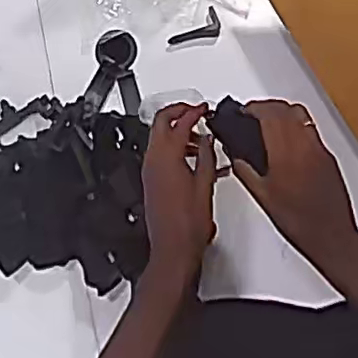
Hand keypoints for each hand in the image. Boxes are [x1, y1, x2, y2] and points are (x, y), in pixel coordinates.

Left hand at [140, 102, 216, 286]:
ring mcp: (149, 170)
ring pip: (160, 138)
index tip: (203, 108)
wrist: (173, 249)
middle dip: (179, 113)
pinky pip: (160, 154)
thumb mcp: (205, 185)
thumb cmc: (188, 225)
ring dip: (179, 132)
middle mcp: (153, 160)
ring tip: (201, 139)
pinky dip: (176, 148)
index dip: (193, 111)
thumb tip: (207, 139)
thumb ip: (206, 156)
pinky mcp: (151, 179)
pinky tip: (195, 159)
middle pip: (161, 122)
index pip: (178, 122)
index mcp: (166, 157)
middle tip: (197, 113)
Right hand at [232, 100, 357, 269]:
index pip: (270, 114)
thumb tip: (236, 156)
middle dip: (267, 106)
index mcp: (286, 154)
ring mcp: (320, 151)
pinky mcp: (329, 158)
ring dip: (283, 112)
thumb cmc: (300, 222)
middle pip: (286, 109)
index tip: (245, 111)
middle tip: (254, 113)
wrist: (332, 238)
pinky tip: (288, 141)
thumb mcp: (262, 196)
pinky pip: (311, 130)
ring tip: (270, 122)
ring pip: (301, 116)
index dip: (255, 107)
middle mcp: (305, 147)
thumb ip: (245, 170)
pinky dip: (297, 126)